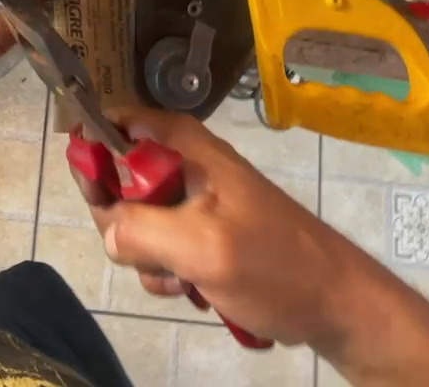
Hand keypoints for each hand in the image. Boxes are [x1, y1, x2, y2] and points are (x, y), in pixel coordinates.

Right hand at [74, 107, 372, 347]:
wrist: (338, 307)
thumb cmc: (277, 266)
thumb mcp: (205, 248)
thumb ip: (143, 230)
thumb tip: (108, 229)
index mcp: (179, 141)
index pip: (110, 121)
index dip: (90, 150)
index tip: (93, 193)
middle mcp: (180, 157)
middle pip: (113, 174)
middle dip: (121, 218)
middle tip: (146, 248)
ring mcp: (189, 194)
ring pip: (131, 214)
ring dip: (144, 252)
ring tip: (179, 275)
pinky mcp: (198, 226)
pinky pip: (154, 240)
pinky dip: (163, 266)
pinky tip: (189, 286)